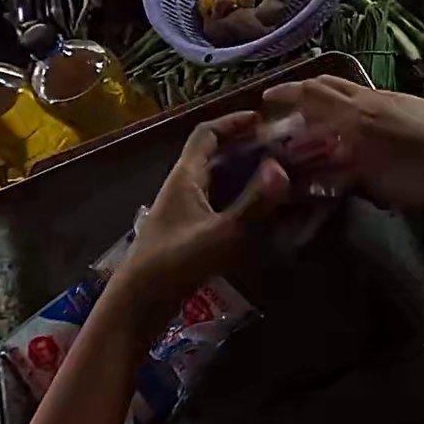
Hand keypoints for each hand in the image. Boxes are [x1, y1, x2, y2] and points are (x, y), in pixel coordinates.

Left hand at [107, 112, 288, 332]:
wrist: (140, 303)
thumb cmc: (177, 261)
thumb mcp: (221, 232)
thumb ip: (254, 203)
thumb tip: (282, 169)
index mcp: (186, 176)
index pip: (207, 134)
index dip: (233, 122)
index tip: (262, 120)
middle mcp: (185, 186)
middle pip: (216, 156)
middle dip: (248, 149)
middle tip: (282, 151)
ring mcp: (187, 210)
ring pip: (221, 181)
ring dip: (248, 175)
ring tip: (280, 177)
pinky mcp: (192, 231)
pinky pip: (221, 204)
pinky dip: (243, 201)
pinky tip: (266, 213)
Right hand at [258, 76, 423, 212]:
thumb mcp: (378, 182)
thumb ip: (344, 174)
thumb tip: (318, 173)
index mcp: (357, 114)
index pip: (311, 94)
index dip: (286, 94)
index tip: (266, 99)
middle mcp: (372, 98)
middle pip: (330, 83)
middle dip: (304, 91)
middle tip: (289, 106)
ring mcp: (396, 98)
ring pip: (352, 90)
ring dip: (330, 99)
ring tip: (321, 121)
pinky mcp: (414, 106)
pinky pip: (371, 100)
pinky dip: (353, 108)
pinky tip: (361, 130)